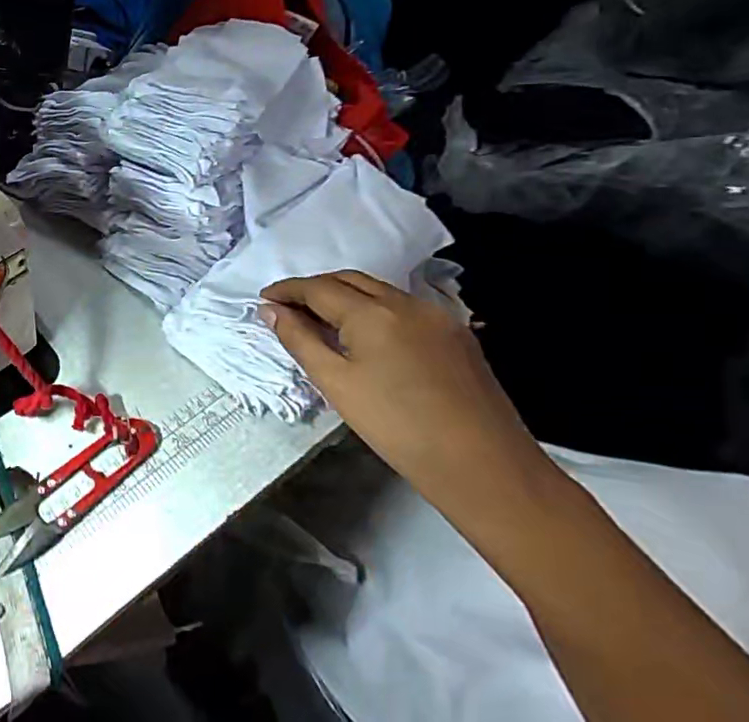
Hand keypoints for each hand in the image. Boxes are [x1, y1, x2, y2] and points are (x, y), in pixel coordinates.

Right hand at [261, 271, 561, 515]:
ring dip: (344, 296)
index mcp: (374, 313)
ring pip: (379, 291)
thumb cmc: (397, 426)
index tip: (263, 300)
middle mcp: (408, 304)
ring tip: (320, 320)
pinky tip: (363, 335)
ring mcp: (438, 319)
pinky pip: (403, 308)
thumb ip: (298, 339)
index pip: (318, 288)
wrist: (485, 468)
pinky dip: (372, 309)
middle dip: (314, 288)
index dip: (286, 290)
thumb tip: (271, 310)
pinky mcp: (457, 338)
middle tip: (287, 307)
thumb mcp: (334, 382)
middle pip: (349, 280)